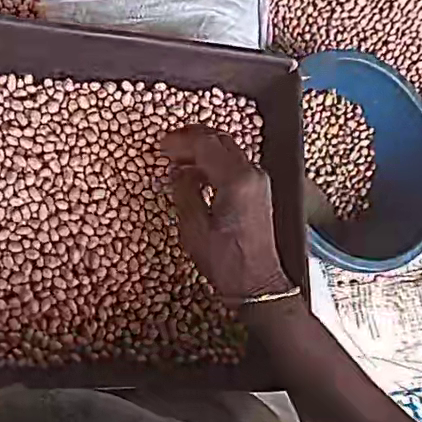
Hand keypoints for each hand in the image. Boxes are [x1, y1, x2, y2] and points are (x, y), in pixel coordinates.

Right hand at [161, 125, 289, 301]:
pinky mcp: (259, 191)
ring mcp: (259, 182)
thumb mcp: (194, 229)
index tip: (161, 146)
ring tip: (178, 161)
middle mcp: (252, 175)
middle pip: (220, 140)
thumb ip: (185, 193)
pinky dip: (214, 164)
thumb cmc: (227, 261)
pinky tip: (197, 176)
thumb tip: (178, 174)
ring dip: (203, 151)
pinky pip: (234, 165)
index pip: (206, 144)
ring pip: (228, 151)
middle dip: (192, 139)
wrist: (257, 282)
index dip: (180, 142)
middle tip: (168, 147)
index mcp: (236, 181)